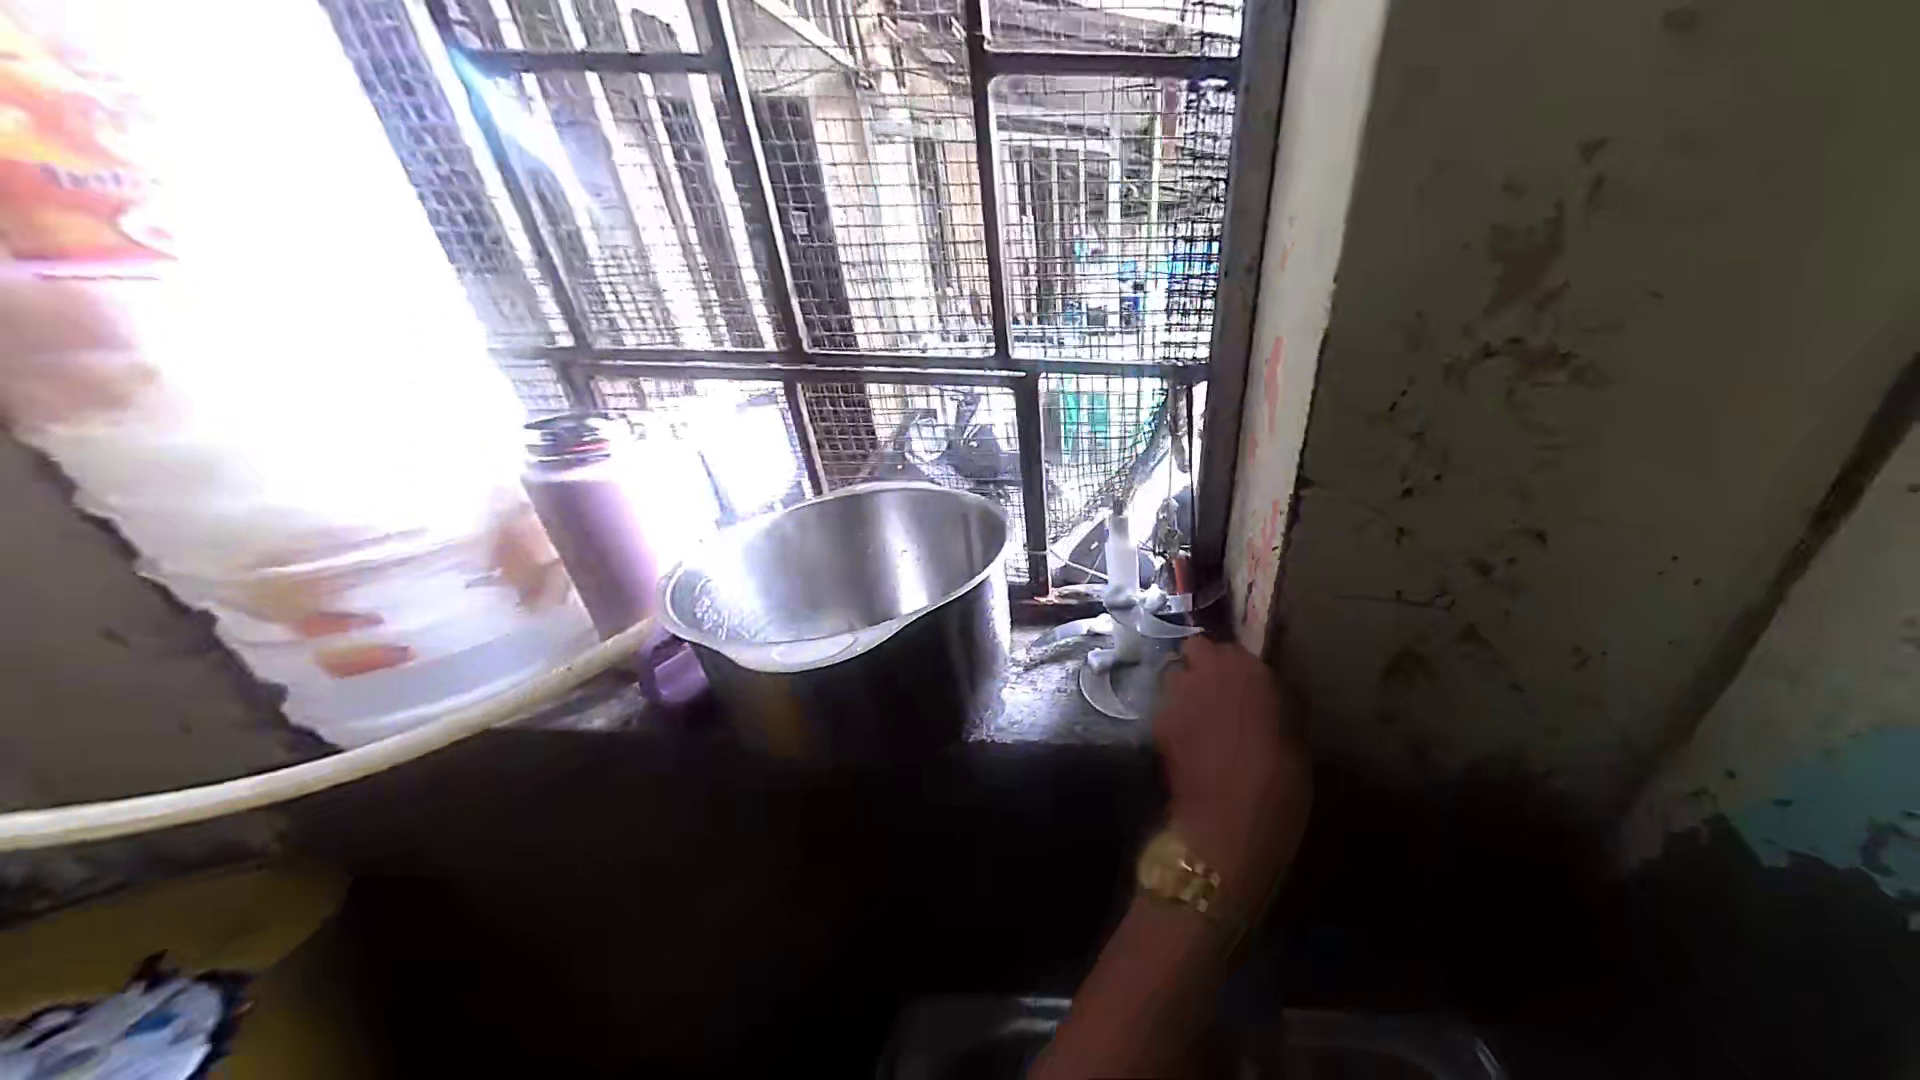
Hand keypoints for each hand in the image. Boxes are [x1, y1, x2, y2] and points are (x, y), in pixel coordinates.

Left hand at [1154, 637, 1310, 906]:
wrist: (1230, 823)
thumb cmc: (1280, 784)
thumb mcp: (1294, 736)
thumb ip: (1272, 702)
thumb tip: (1263, 694)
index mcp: (1247, 672)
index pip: (1230, 647)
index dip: (1233, 664)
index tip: (1242, 681)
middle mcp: (1206, 674)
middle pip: (1195, 650)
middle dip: (1203, 665)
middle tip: (1217, 693)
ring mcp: (1176, 696)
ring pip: (1175, 677)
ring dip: (1187, 690)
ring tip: (1201, 719)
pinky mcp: (1157, 722)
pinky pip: (1167, 708)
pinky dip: (1176, 718)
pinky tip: (1189, 742)